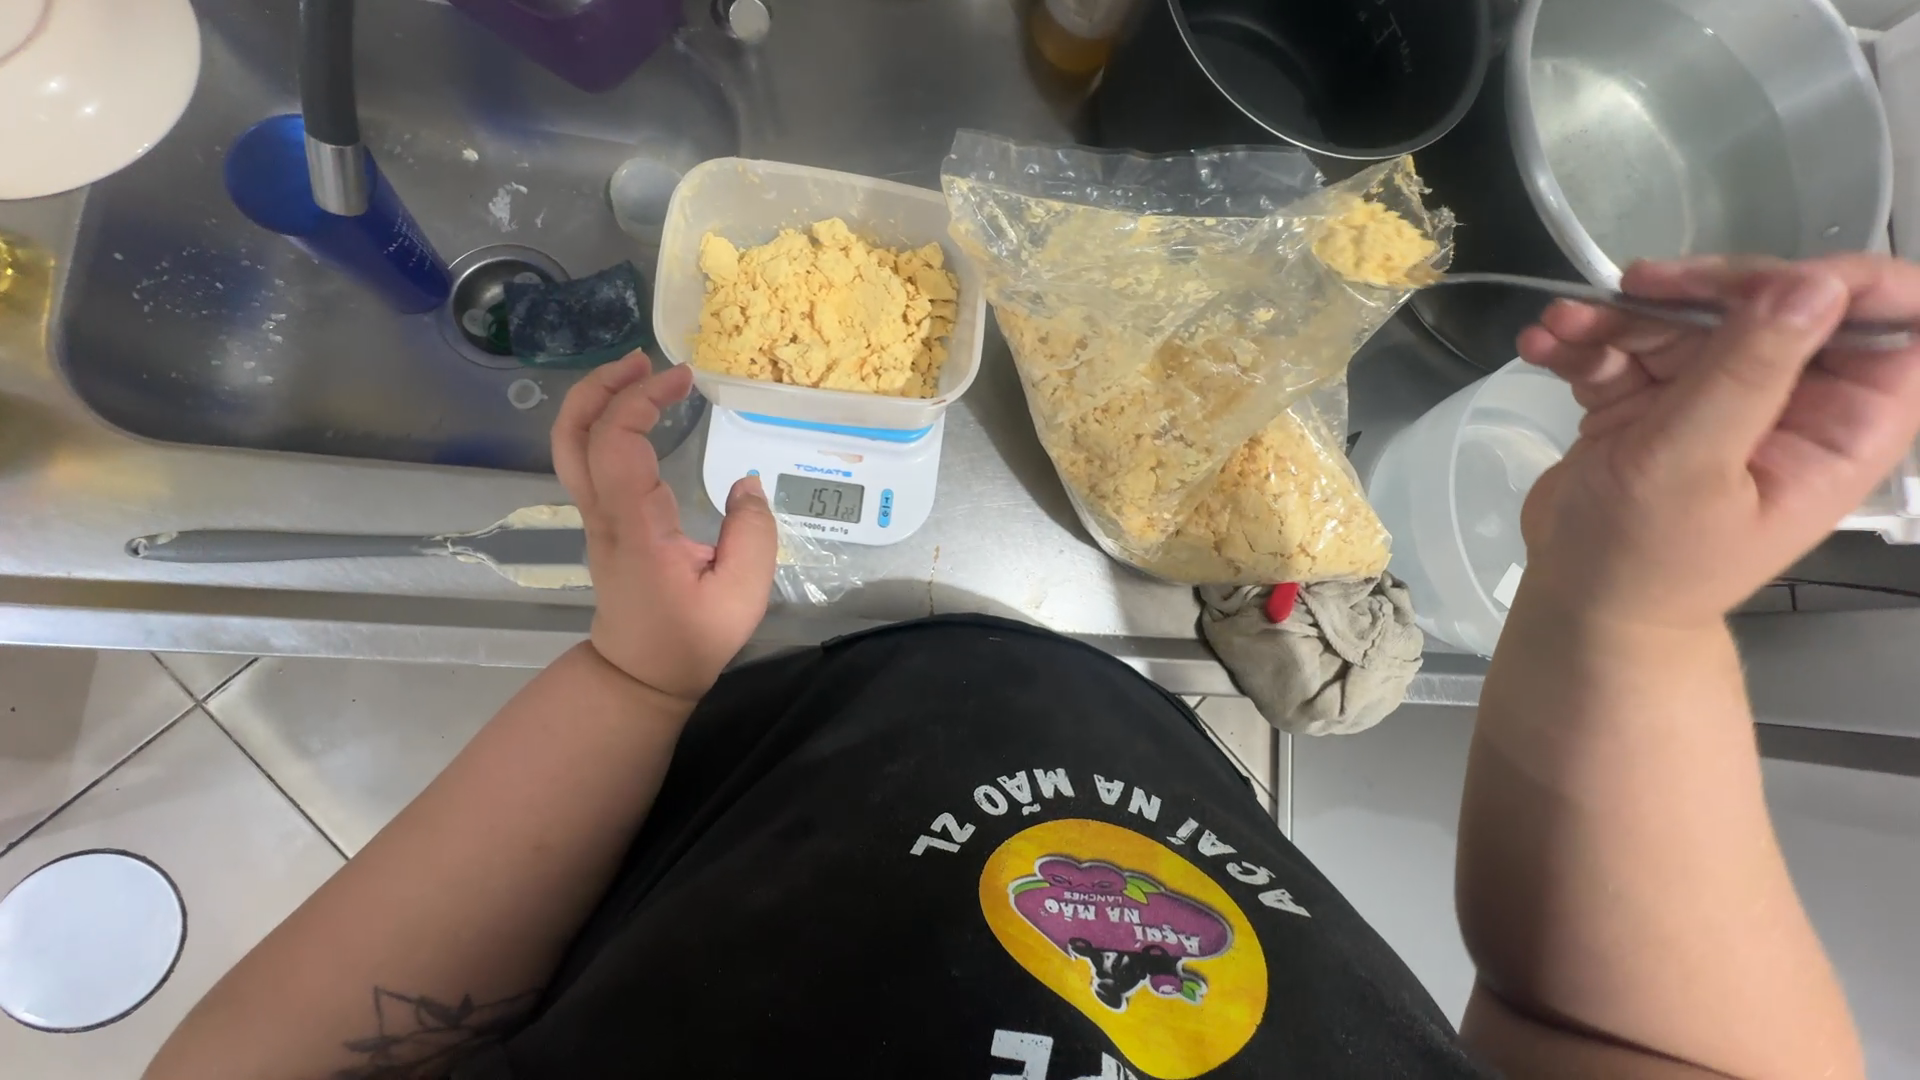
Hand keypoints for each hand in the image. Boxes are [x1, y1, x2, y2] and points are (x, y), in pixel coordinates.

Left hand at [552, 353, 775, 703]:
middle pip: (574, 433)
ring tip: (639, 376)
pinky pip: (587, 459)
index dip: (642, 400)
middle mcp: (604, 513)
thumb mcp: (742, 593)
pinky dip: (605, 424)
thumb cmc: (691, 638)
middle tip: (647, 361)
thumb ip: (753, 534)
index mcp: (635, 526)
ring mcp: (596, 517)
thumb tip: (747, 483)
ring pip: (571, 444)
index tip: (684, 379)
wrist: (642, 674)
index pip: (617, 444)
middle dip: (603, 386)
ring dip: (598, 401)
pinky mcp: (603, 521)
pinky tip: (637, 416)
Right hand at [1516, 255, 1919, 631]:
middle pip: (1764, 310)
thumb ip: (1745, 378)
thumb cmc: (1645, 555)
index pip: (1889, 322)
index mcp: (1839, 422)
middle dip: (1694, 293)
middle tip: (1630, 287)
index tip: (1746, 286)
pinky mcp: (1644, 409)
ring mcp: (1707, 404)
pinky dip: (1578, 347)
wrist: (1579, 600)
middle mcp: (1783, 402)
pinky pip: (1619, 358)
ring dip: (1612, 319)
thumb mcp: (1691, 468)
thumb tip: (1812, 285)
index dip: (1836, 286)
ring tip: (1553, 326)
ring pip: (1678, 327)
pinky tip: (1539, 346)